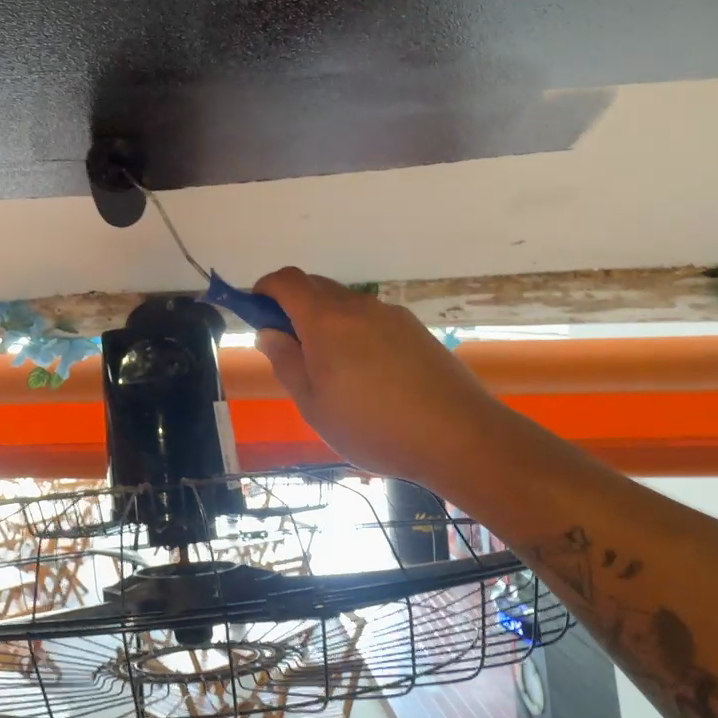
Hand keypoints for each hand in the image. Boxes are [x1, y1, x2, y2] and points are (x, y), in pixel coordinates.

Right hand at [252, 266, 510, 484]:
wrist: (461, 437)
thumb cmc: (374, 426)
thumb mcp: (314, 405)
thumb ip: (285, 362)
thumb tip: (268, 332)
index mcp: (325, 319)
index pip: (285, 280)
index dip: (264, 289)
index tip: (257, 315)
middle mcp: (357, 306)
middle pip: (315, 288)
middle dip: (293, 307)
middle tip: (291, 351)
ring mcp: (391, 316)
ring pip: (346, 306)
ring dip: (327, 323)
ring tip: (334, 373)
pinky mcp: (416, 331)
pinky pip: (372, 321)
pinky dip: (356, 335)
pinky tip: (370, 378)